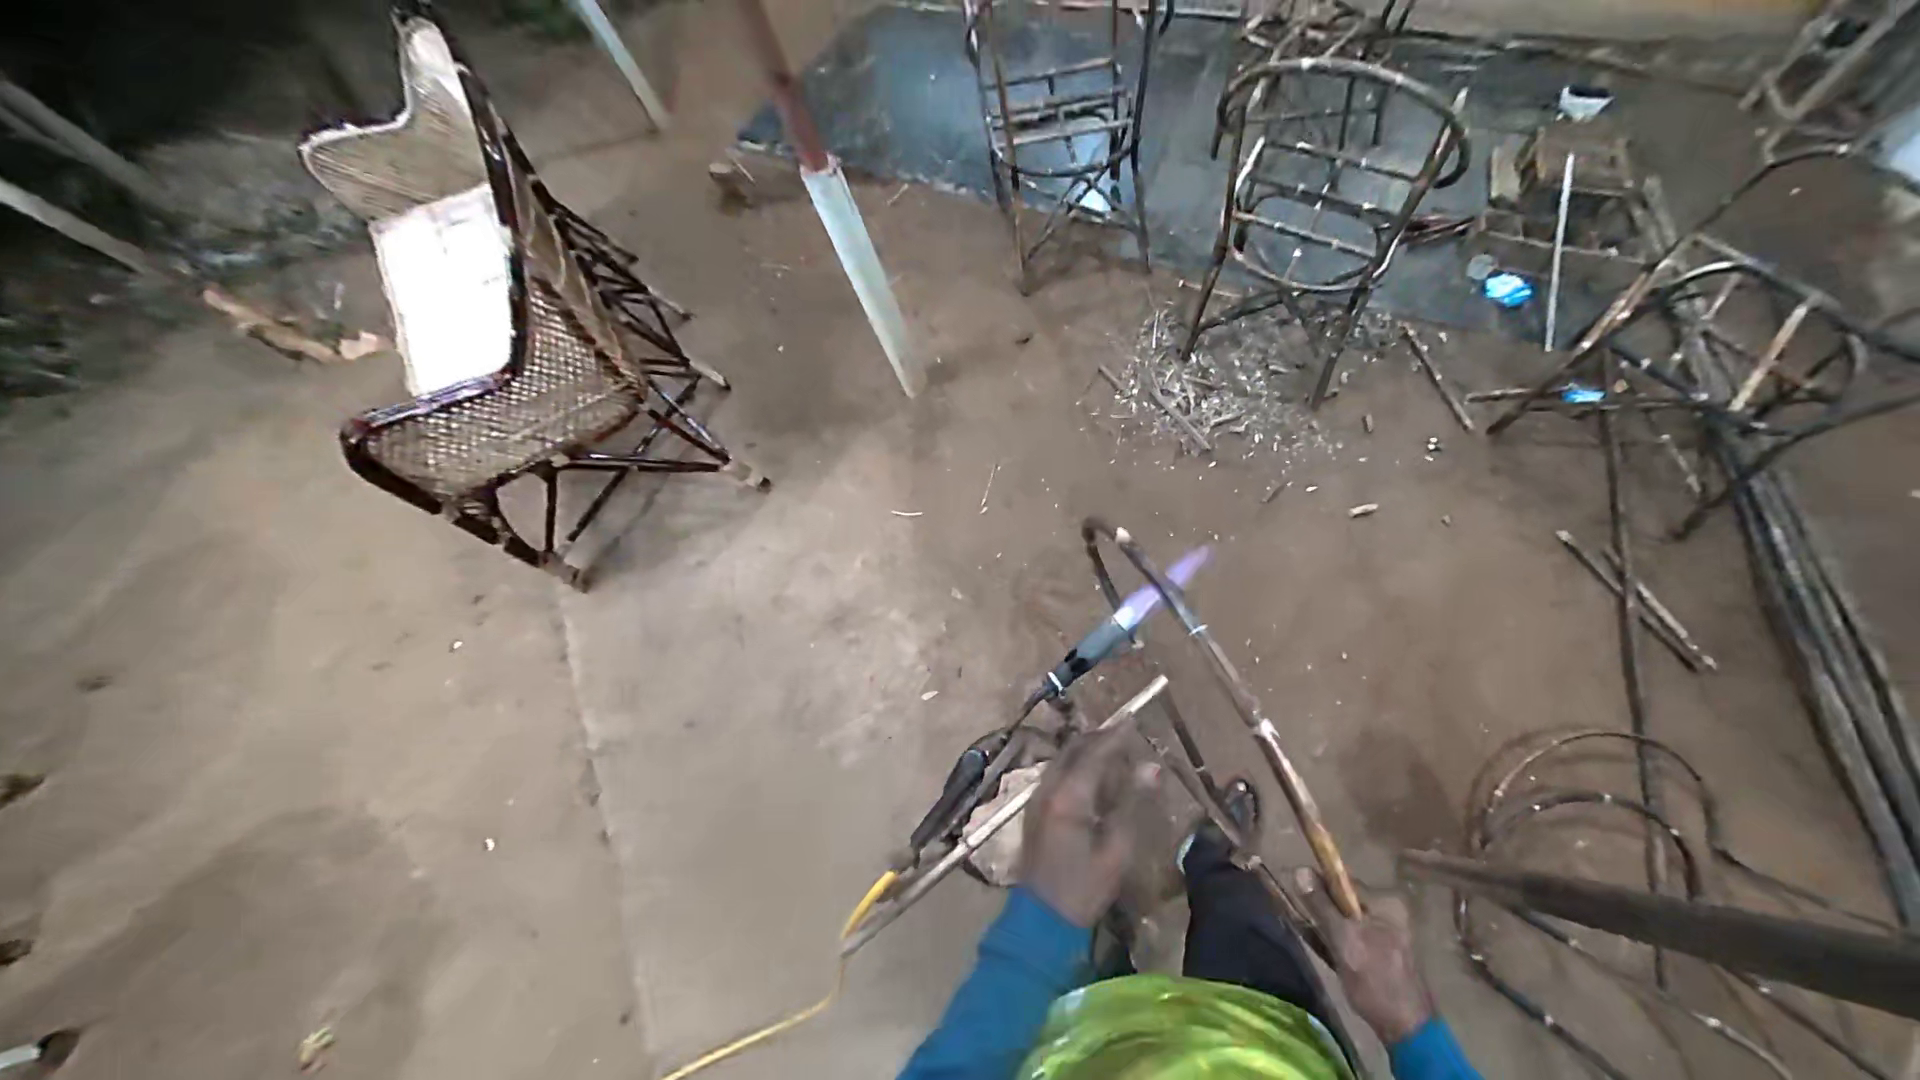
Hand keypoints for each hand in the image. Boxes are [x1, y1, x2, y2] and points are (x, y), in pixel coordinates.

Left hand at [1017, 727, 1158, 926]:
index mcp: (1068, 795)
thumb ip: (1133, 805)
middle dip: (1099, 738)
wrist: (1040, 919)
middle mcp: (1048, 787)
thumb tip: (1152, 768)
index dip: (1116, 736)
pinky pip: (1057, 774)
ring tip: (1115, 752)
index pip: (1094, 753)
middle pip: (1074, 749)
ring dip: (1087, 750)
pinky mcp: (1035, 809)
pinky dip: (1076, 766)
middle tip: (1126, 734)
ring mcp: (1037, 797)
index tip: (1134, 721)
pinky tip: (1093, 777)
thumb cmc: (1083, 888)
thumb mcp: (1116, 850)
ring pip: (1063, 760)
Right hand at [1295, 868, 1434, 1045]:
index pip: (1341, 880)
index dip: (1318, 887)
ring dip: (1328, 928)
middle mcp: (1389, 912)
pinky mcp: (1383, 950)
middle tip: (1309, 926)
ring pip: (1345, 919)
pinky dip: (1339, 941)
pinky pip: (1352, 934)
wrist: (1406, 1030)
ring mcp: (1388, 932)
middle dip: (1323, 910)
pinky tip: (1333, 955)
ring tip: (1321, 944)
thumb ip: (1321, 904)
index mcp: (1385, 903)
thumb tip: (1299, 869)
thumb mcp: (1343, 939)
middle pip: (1342, 900)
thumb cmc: (1375, 980)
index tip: (1299, 897)